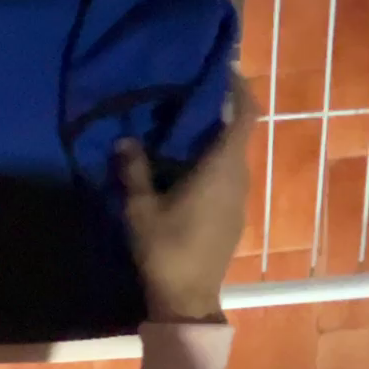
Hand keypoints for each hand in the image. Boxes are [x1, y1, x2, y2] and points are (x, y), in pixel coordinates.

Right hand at [119, 77, 258, 321]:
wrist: (187, 297)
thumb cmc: (165, 248)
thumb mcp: (140, 208)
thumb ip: (134, 171)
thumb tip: (124, 139)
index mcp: (221, 168)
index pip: (244, 115)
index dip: (239, 89)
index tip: (223, 71)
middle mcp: (238, 178)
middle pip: (237, 134)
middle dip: (216, 114)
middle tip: (183, 100)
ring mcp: (238, 199)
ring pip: (229, 158)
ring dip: (209, 143)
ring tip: (176, 135)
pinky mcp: (231, 217)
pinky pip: (224, 178)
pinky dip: (208, 165)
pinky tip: (180, 173)